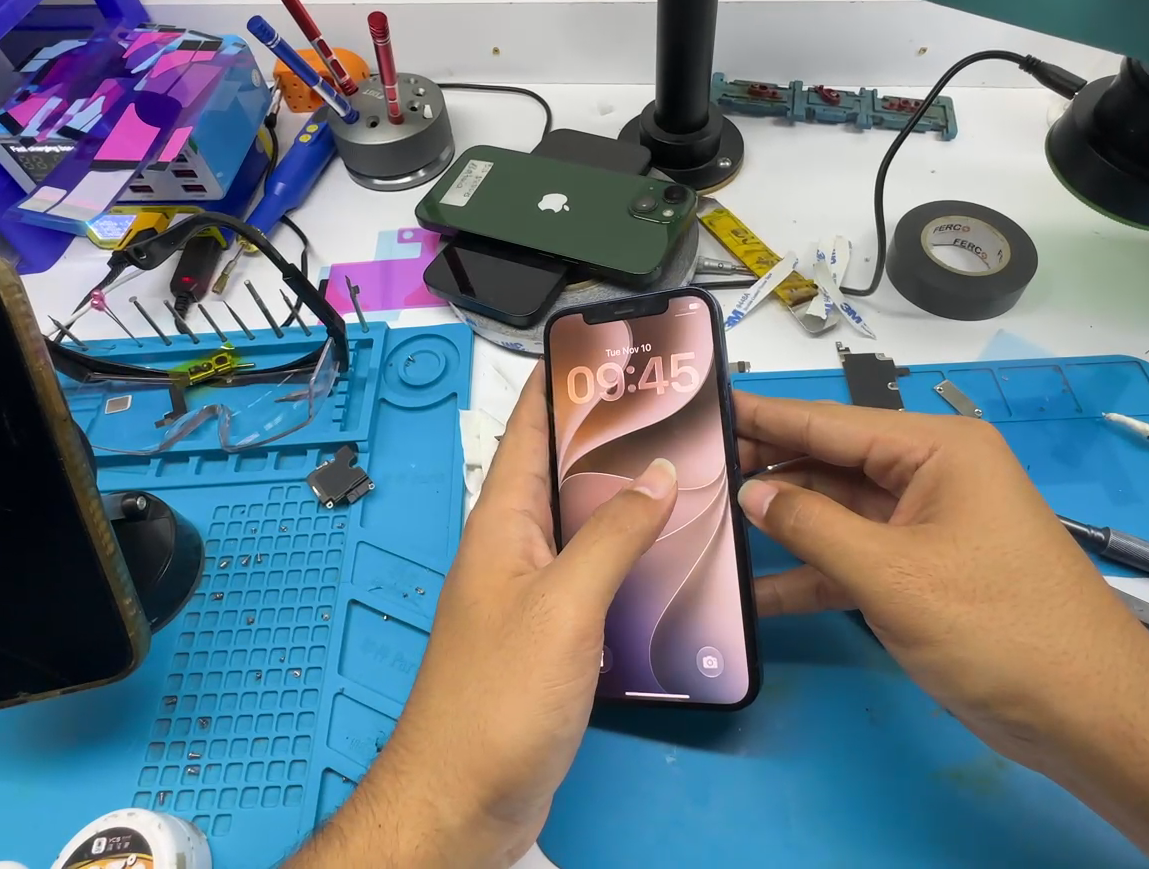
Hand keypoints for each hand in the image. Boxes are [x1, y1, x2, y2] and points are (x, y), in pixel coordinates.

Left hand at [307, 367, 676, 868]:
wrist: (465, 796)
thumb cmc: (501, 695)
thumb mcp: (564, 606)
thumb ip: (612, 536)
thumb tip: (658, 470)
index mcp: (503, 520)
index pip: (529, 430)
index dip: (560, 386)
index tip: (604, 352)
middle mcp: (514, 543)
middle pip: (562, 471)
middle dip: (608, 436)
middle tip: (670, 410)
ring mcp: (532, 586)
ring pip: (582, 521)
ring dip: (623, 496)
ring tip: (683, 469)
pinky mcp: (552, 627)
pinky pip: (593, 570)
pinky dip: (627, 552)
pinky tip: (667, 553)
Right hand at [733, 392, 1148, 769]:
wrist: (1095, 724)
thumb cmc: (998, 629)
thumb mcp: (894, 575)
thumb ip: (812, 526)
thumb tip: (750, 491)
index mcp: (935, 451)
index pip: (830, 422)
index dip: (765, 415)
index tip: (708, 406)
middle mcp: (927, 476)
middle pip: (828, 464)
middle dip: (766, 470)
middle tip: (694, 469)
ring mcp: (921, 526)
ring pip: (834, 513)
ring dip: (781, 525)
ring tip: (708, 520)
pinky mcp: (918, 572)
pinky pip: (851, 559)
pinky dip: (809, 574)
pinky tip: (754, 592)